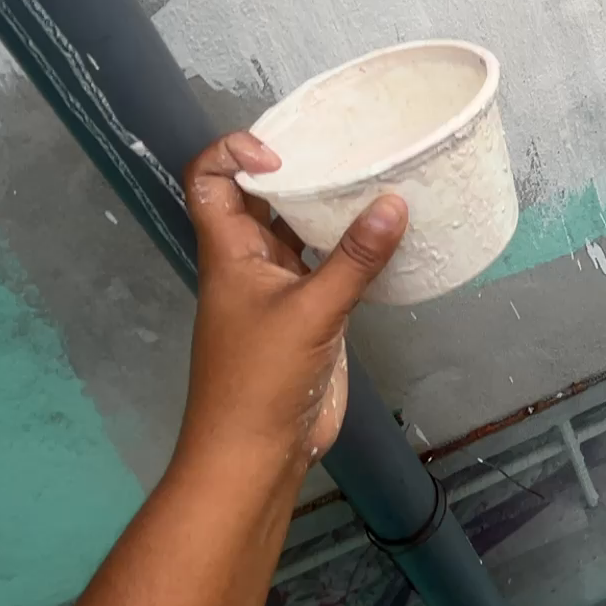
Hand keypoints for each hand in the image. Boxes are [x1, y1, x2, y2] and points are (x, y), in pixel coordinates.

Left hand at [176, 131, 407, 477]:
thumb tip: (395, 202)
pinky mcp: (310, 311)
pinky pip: (329, 262)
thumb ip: (354, 258)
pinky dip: (352, 245)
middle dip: (296, 169)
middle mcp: (252, 261)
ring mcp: (282, 287)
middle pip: (261, 198)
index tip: (285, 152)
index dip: (235, 153)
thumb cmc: (262, 380)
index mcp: (230, 252)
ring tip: (374, 179)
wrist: (257, 456)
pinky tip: (387, 235)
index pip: (210, 181)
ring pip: (298, 229)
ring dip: (327, 206)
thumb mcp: (312, 312)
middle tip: (347, 148)